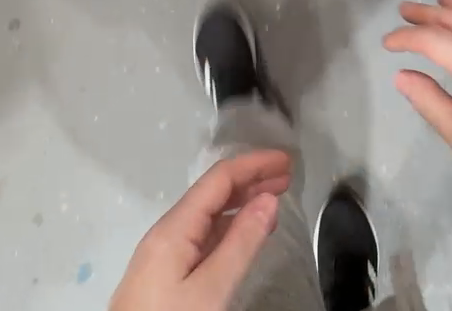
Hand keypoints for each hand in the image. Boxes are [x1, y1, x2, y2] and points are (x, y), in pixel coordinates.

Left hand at [110, 150, 289, 310]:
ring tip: (274, 202)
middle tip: (288, 178)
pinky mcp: (164, 275)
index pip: (219, 179)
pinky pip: (202, 236)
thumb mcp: (211, 290)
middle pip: (213, 192)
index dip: (254, 164)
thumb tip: (269, 198)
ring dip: (242, 202)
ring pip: (208, 214)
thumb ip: (241, 244)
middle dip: (251, 179)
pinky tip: (245, 235)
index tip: (287, 161)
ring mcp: (163, 253)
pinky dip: (229, 227)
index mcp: (174, 226)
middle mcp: (166, 231)